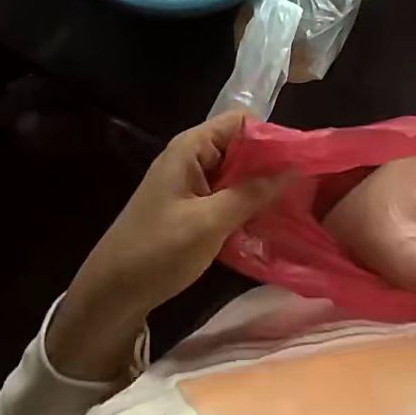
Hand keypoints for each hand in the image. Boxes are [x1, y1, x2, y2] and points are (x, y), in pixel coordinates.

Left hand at [47, 112, 289, 379]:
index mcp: (191, 147)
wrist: (112, 292)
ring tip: (292, 204)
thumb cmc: (158, 250)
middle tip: (303, 187)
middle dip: (270, 163)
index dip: (271, 136)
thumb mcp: (210, 222)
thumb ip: (251, 193)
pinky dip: (245, 202)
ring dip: (260, 185)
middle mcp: (192, 156)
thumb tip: (293, 169)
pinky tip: (266, 220)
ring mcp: (190, 181)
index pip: (241, 122)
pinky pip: (226, 192)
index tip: (300, 161)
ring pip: (236, 171)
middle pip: (241, 145)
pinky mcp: (191, 205)